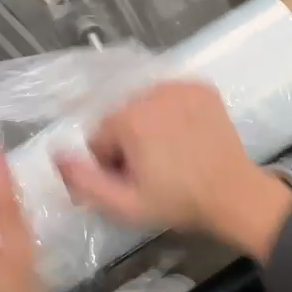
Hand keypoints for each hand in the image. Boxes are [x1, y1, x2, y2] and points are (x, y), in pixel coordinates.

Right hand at [54, 81, 291, 261]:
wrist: (234, 193)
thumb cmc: (178, 202)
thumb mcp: (124, 205)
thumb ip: (83, 181)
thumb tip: (57, 154)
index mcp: (128, 118)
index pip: (98, 137)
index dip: (110, 163)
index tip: (132, 180)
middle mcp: (151, 92)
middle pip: (120, 117)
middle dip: (128, 141)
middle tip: (153, 170)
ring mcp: (180, 86)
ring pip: (145, 104)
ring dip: (149, 125)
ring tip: (171, 154)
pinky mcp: (202, 87)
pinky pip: (171, 96)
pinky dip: (172, 112)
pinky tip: (185, 137)